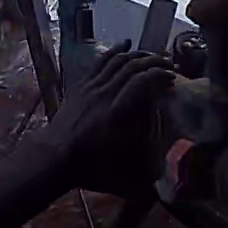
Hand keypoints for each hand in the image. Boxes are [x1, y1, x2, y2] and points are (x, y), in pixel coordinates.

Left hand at [33, 44, 175, 197]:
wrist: (54, 157)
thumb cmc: (89, 167)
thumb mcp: (122, 174)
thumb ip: (145, 178)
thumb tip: (167, 184)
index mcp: (119, 112)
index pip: (144, 81)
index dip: (161, 76)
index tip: (174, 79)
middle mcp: (107, 93)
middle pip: (133, 66)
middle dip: (155, 62)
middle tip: (170, 65)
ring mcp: (93, 86)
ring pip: (119, 60)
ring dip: (139, 54)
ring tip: (154, 56)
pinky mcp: (82, 85)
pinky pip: (101, 61)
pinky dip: (115, 50)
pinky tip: (126, 43)